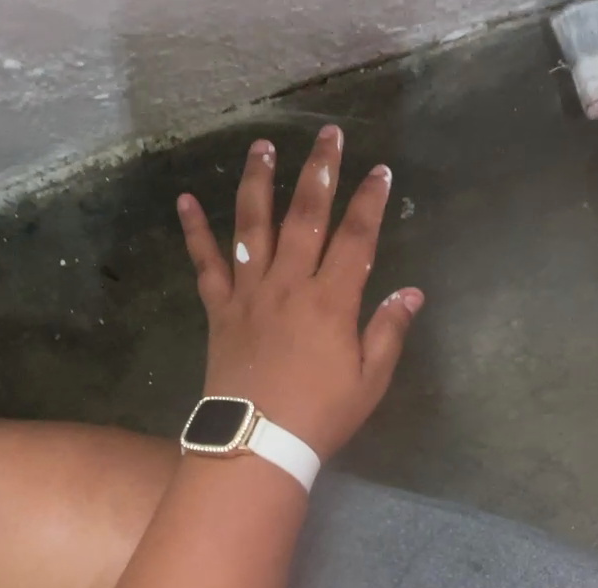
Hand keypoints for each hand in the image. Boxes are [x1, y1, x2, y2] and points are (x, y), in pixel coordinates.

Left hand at [177, 125, 422, 457]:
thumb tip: (411, 293)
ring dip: (259, 182)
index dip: (370, 203)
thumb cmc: (321, 415)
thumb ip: (388, 332)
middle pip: (306, 217)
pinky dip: (195, 231)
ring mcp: (250, 293)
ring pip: (253, 226)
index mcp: (331, 302)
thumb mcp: (370, 381)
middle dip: (321, 173)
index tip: (380, 171)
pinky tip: (186, 200)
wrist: (258, 441)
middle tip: (329, 135)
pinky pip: (206, 263)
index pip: (356, 239)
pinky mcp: (220, 310)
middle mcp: (289, 285)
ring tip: (263, 146)